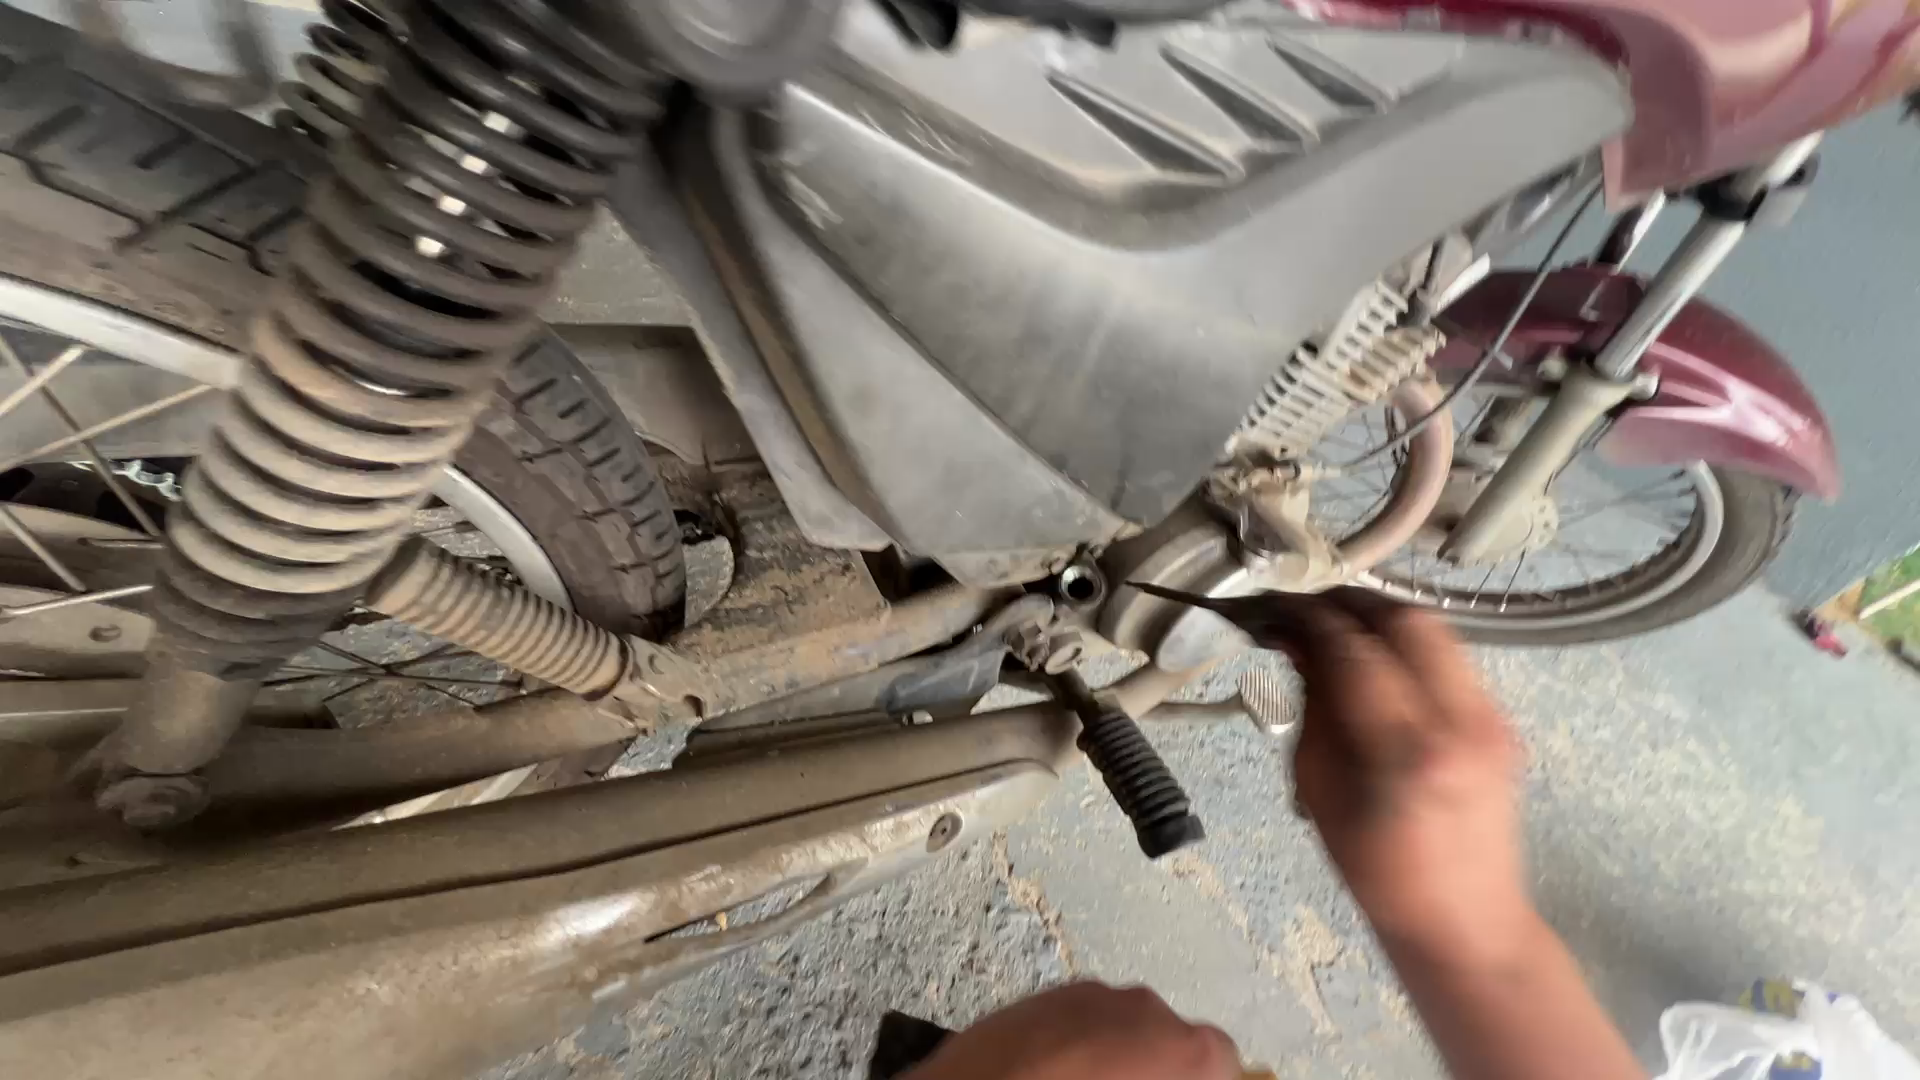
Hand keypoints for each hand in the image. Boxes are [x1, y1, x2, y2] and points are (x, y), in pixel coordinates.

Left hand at [905, 982, 1241, 1079]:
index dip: (1210, 1079)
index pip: (1222, 1058)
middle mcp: (1140, 1006)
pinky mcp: (1050, 994)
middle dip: (1164, 1070)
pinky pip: (1088, 1021)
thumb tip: (1187, 1072)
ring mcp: (1092, 993)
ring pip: (1127, 1029)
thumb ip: (1178, 1077)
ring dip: (1124, 1059)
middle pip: (1174, 1041)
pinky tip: (1061, 1076)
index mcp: (1177, 1044)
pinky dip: (1087, 1048)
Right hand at [1285, 589, 1536, 973]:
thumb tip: (1297, 643)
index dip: (1308, 618)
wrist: (1465, 917)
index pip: (1353, 649)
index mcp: (1405, 748)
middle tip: (1307, 607)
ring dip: (1379, 616)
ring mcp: (1492, 719)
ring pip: (1435, 629)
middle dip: (1350, 602)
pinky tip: (1374, 656)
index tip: (1274, 608)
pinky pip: (1448, 657)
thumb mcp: (1318, 782)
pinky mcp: (1503, 721)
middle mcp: (1460, 722)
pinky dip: (1404, 642)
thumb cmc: (1372, 863)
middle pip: (1407, 621)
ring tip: (1336, 623)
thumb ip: (1314, 702)